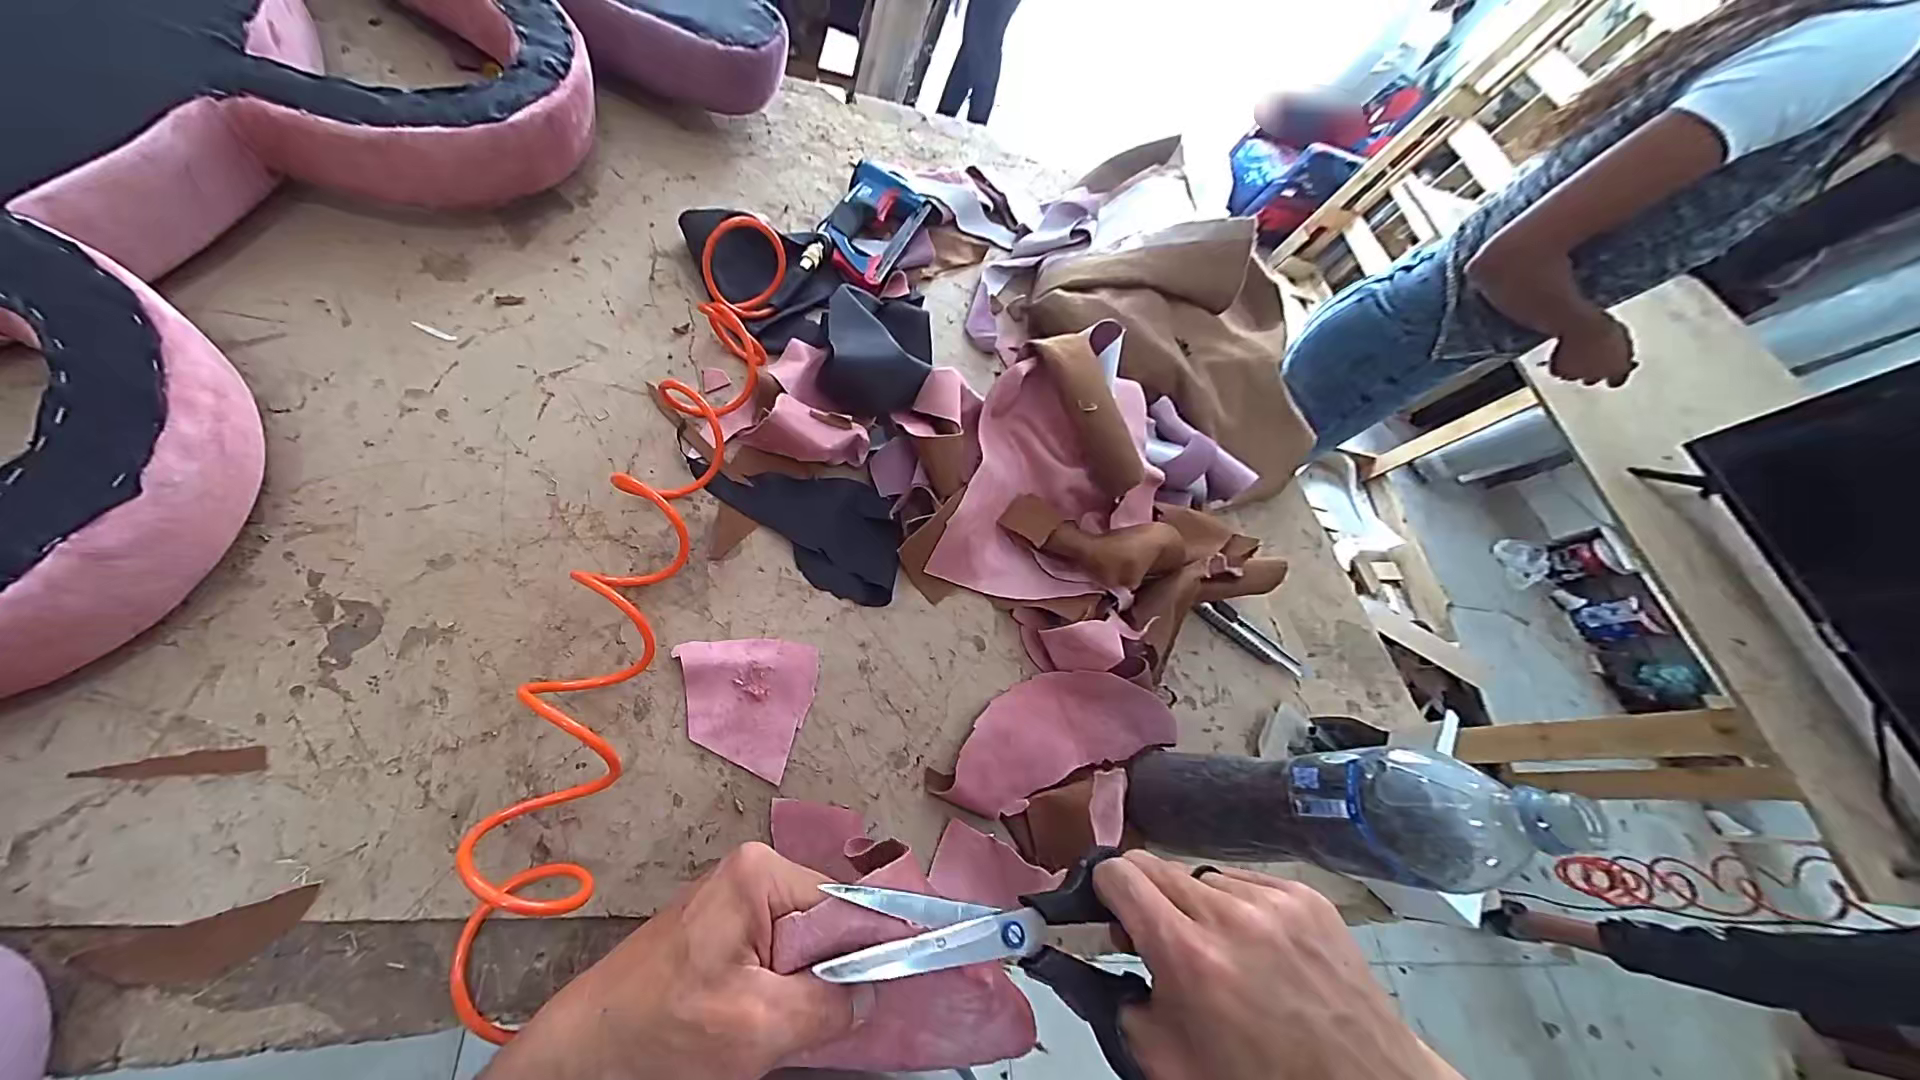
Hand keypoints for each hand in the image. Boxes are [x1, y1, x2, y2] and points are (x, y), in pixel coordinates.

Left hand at [482, 843, 870, 1079]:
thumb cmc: (662, 1036)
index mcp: (760, 872)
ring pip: (803, 935)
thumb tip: (874, 992)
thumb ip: (827, 1003)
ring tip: (782, 1020)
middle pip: (825, 917)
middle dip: (829, 968)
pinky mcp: (724, 921)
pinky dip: (783, 980)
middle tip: (823, 1017)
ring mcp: (736, 892)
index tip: (897, 981)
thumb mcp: (755, 1028)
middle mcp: (752, 868)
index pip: (844, 902)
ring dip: (805, 979)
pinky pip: (778, 944)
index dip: (871, 945)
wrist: (577, 1059)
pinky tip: (766, 1012)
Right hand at [1093, 851, 1461, 1079]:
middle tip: (1156, 934)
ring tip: (1220, 950)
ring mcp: (1272, 900)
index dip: (1104, 888)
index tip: (1109, 907)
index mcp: (1188, 955)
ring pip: (1199, 875)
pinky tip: (1257, 946)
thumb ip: (1111, 1000)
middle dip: (1144, 895)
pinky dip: (1239, 906)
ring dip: (1195, 904)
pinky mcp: (1305, 895)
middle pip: (1153, 865)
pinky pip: (1245, 881)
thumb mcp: (1166, 1061)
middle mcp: (1229, 914)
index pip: (1119, 874)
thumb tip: (1073, 961)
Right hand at [1547, 314, 1635, 386]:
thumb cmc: (1605, 329)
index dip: (1612, 377)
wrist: (1581, 327)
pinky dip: (1559, 366)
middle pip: (1592, 380)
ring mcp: (1576, 375)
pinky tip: (1561, 356)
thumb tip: (1618, 358)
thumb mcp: (1622, 340)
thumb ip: (1620, 354)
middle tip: (1588, 363)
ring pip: (1573, 376)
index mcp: (1618, 369)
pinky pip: (1558, 372)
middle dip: (1590, 373)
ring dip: (1574, 369)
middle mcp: (1597, 375)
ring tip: (1573, 356)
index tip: (1610, 374)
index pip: (1616, 381)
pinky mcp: (1559, 372)